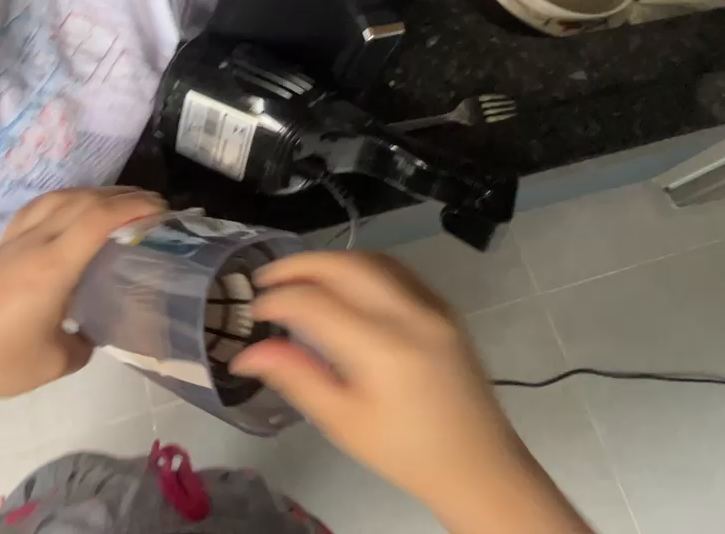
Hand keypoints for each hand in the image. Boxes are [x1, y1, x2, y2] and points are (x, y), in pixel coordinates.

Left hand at [0, 187, 165, 419]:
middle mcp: (35, 242)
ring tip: (120, 202)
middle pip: (84, 200)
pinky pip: (39, 206)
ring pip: (61, 197)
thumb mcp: (56, 362)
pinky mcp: (1, 246)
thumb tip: (96, 330)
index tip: (163, 211)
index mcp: (52, 266)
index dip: (134, 207)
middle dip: (124, 196)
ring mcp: (15, 241)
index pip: (98, 219)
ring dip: (96, 193)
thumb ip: (86, 341)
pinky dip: (66, 198)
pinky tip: (74, 208)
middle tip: (154, 205)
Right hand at [232, 252, 589, 532]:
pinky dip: (361, 266)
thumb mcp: (343, 423)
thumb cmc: (405, 451)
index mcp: (383, 348)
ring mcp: (432, 305)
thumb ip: (296, 378)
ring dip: (331, 261)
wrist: (479, 466)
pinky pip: (396, 268)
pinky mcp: (444, 305)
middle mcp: (410, 314)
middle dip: (300, 264)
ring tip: (300, 277)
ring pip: (372, 258)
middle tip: (268, 278)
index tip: (255, 311)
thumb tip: (245, 353)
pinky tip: (343, 282)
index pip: (315, 302)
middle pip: (345, 265)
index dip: (277, 300)